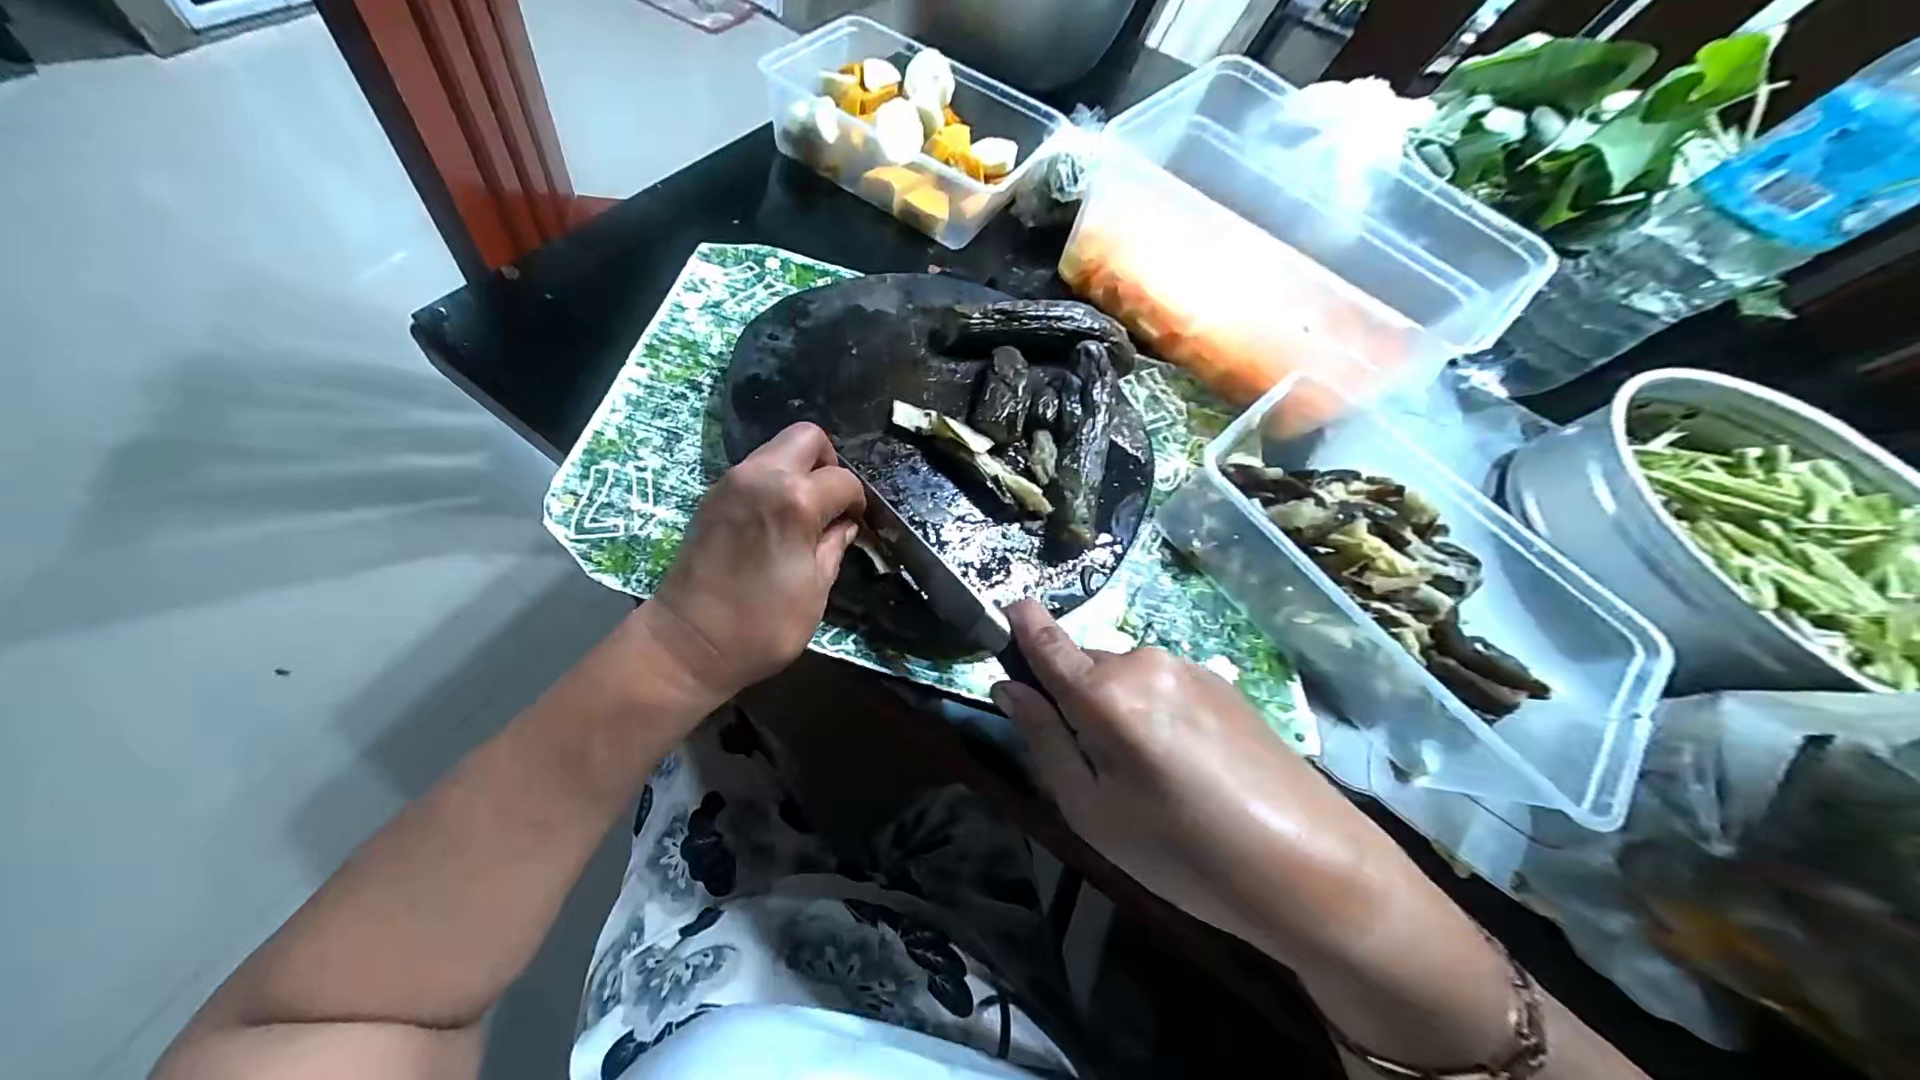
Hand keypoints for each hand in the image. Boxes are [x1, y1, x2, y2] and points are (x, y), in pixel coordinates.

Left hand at [636, 422, 863, 706]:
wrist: (688, 644)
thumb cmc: (762, 625)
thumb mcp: (816, 590)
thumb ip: (833, 546)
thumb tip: (844, 525)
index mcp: (794, 500)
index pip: (843, 480)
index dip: (857, 502)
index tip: (855, 524)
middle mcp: (761, 477)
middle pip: (807, 437)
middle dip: (828, 463)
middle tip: (829, 503)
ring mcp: (731, 482)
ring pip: (777, 449)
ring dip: (798, 471)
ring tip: (803, 515)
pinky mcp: (712, 495)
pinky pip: (754, 470)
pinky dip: (773, 483)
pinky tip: (775, 521)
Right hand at [989, 601, 1415, 962]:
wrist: (1311, 867)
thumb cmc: (1182, 850)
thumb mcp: (1091, 810)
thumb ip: (1043, 740)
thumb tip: (1009, 687)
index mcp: (1105, 693)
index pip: (1047, 638)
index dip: (1020, 622)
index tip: (1005, 616)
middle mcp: (1145, 663)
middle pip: (1087, 664)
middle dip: (1075, 696)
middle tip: (1092, 763)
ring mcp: (1190, 667)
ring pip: (1127, 676)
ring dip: (1118, 707)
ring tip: (1148, 774)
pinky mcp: (1224, 682)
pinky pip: (1164, 685)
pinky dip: (1154, 711)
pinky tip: (1186, 765)